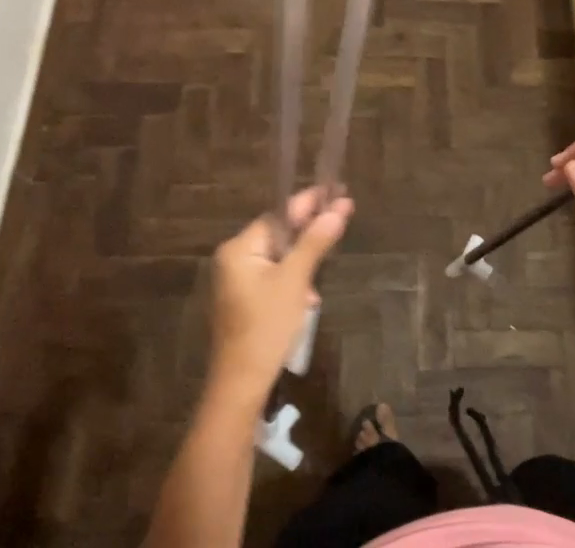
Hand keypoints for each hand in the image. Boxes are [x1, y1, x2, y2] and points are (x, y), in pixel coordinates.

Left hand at [207, 186, 353, 401]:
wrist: (242, 383)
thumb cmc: (266, 327)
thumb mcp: (295, 282)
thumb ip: (314, 242)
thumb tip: (336, 209)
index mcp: (239, 249)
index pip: (278, 216)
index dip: (308, 204)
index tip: (337, 192)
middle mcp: (233, 260)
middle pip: (277, 235)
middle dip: (308, 234)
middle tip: (341, 219)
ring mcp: (236, 282)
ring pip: (278, 258)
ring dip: (302, 262)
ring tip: (325, 266)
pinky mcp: (243, 301)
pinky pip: (273, 278)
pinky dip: (292, 281)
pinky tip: (308, 297)